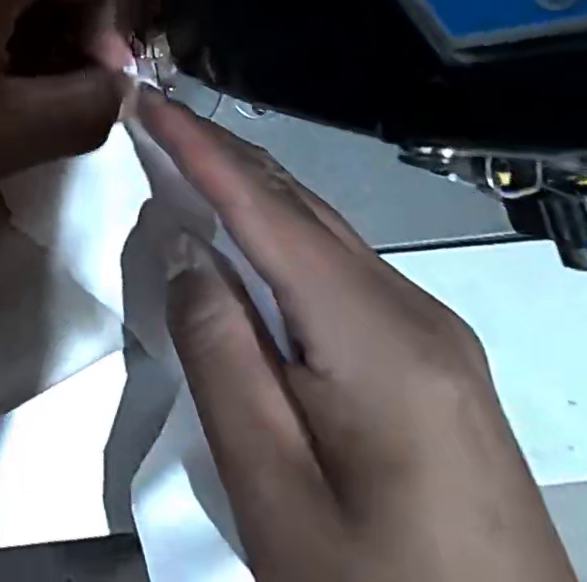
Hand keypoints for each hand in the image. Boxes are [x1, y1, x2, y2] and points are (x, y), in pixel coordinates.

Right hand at [138, 90, 576, 581]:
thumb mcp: (270, 486)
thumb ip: (221, 353)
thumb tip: (188, 250)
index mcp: (376, 332)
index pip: (267, 209)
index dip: (201, 148)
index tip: (150, 101)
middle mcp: (413, 308)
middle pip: (303, 208)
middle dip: (226, 157)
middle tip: (160, 123)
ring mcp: (433, 331)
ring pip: (326, 235)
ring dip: (255, 194)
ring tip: (193, 166)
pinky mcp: (436, 358)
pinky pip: (345, 272)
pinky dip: (286, 240)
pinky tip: (255, 247)